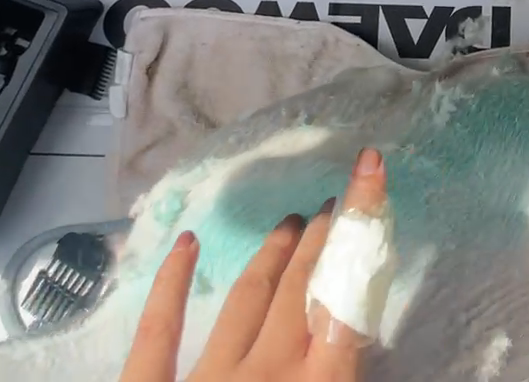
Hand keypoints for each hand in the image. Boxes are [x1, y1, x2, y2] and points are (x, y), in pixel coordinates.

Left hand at [120, 149, 388, 381]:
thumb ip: (344, 369)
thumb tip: (355, 335)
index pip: (352, 294)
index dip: (362, 224)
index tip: (370, 168)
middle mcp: (268, 373)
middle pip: (301, 286)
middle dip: (322, 237)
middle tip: (333, 204)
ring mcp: (206, 379)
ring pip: (247, 297)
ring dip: (274, 253)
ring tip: (294, 221)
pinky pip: (158, 334)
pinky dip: (173, 284)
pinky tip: (186, 242)